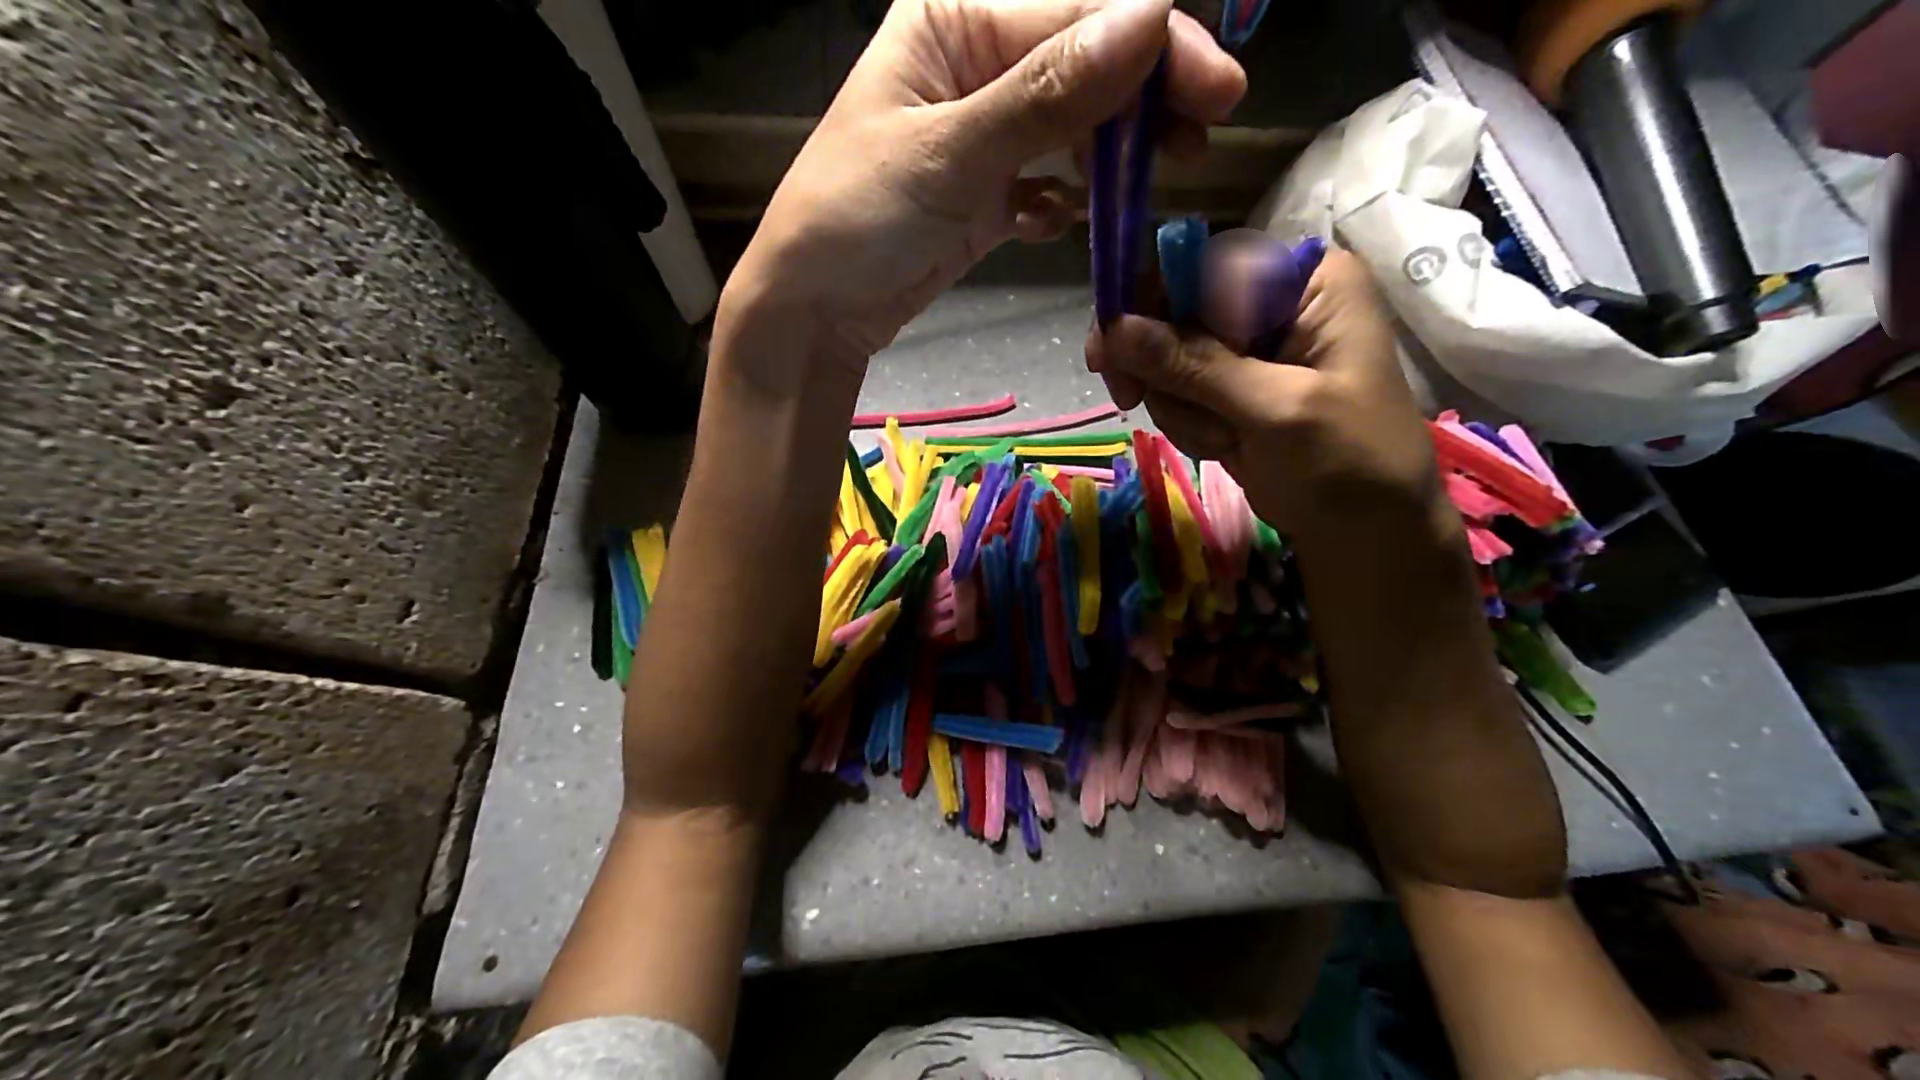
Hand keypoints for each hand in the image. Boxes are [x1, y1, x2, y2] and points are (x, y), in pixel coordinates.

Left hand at [724, 0, 1244, 373]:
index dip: (1153, 44)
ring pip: (1074, 127)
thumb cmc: (855, 218)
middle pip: (1086, 63)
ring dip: (1111, 158)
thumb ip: (1045, 94)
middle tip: (1194, 144)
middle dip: (1143, 101)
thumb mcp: (947, 154)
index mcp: (954, 19)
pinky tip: (1052, 224)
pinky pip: (1047, 183)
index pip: (1077, 9)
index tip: (1213, 92)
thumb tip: (1148, 20)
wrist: (813, 310)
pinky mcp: (987, 193)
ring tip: (1139, 192)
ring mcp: (984, 133)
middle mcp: (974, 64)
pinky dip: (1062, 204)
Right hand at [1087, 251, 1451, 554]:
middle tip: (1133, 401)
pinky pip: (1174, 395)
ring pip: (1163, 361)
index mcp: (1303, 281)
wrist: (1367, 530)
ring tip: (1229, 440)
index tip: (1107, 354)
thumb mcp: (1277, 409)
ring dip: (1181, 408)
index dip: (1146, 302)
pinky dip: (1188, 425)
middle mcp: (1269, 304)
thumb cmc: (1349, 461)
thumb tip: (1116, 329)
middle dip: (1161, 370)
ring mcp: (1245, 350)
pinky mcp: (1227, 390)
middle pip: (1171, 312)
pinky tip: (1226, 446)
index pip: (1201, 266)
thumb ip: (1196, 366)